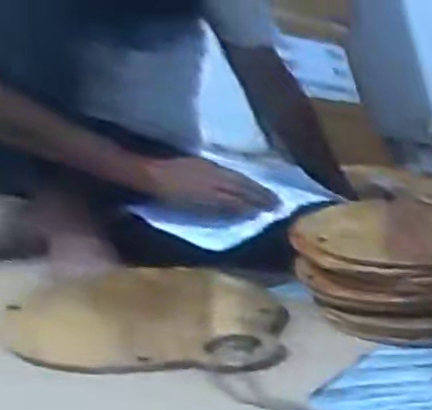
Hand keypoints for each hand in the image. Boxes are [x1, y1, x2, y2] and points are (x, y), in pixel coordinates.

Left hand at [139, 156, 278, 214]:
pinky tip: (241, 181)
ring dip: (254, 185)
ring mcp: (207, 168)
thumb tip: (254, 210)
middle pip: (247, 185)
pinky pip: (226, 171)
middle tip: (278, 202)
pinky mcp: (197, 163)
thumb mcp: (204, 205)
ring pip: (238, 177)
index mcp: (223, 186)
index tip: (279, 210)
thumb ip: (231, 207)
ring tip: (265, 192)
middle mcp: (219, 175)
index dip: (265, 203)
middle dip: (263, 194)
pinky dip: (239, 178)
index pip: (251, 196)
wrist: (138, 171)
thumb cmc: (171, 194)